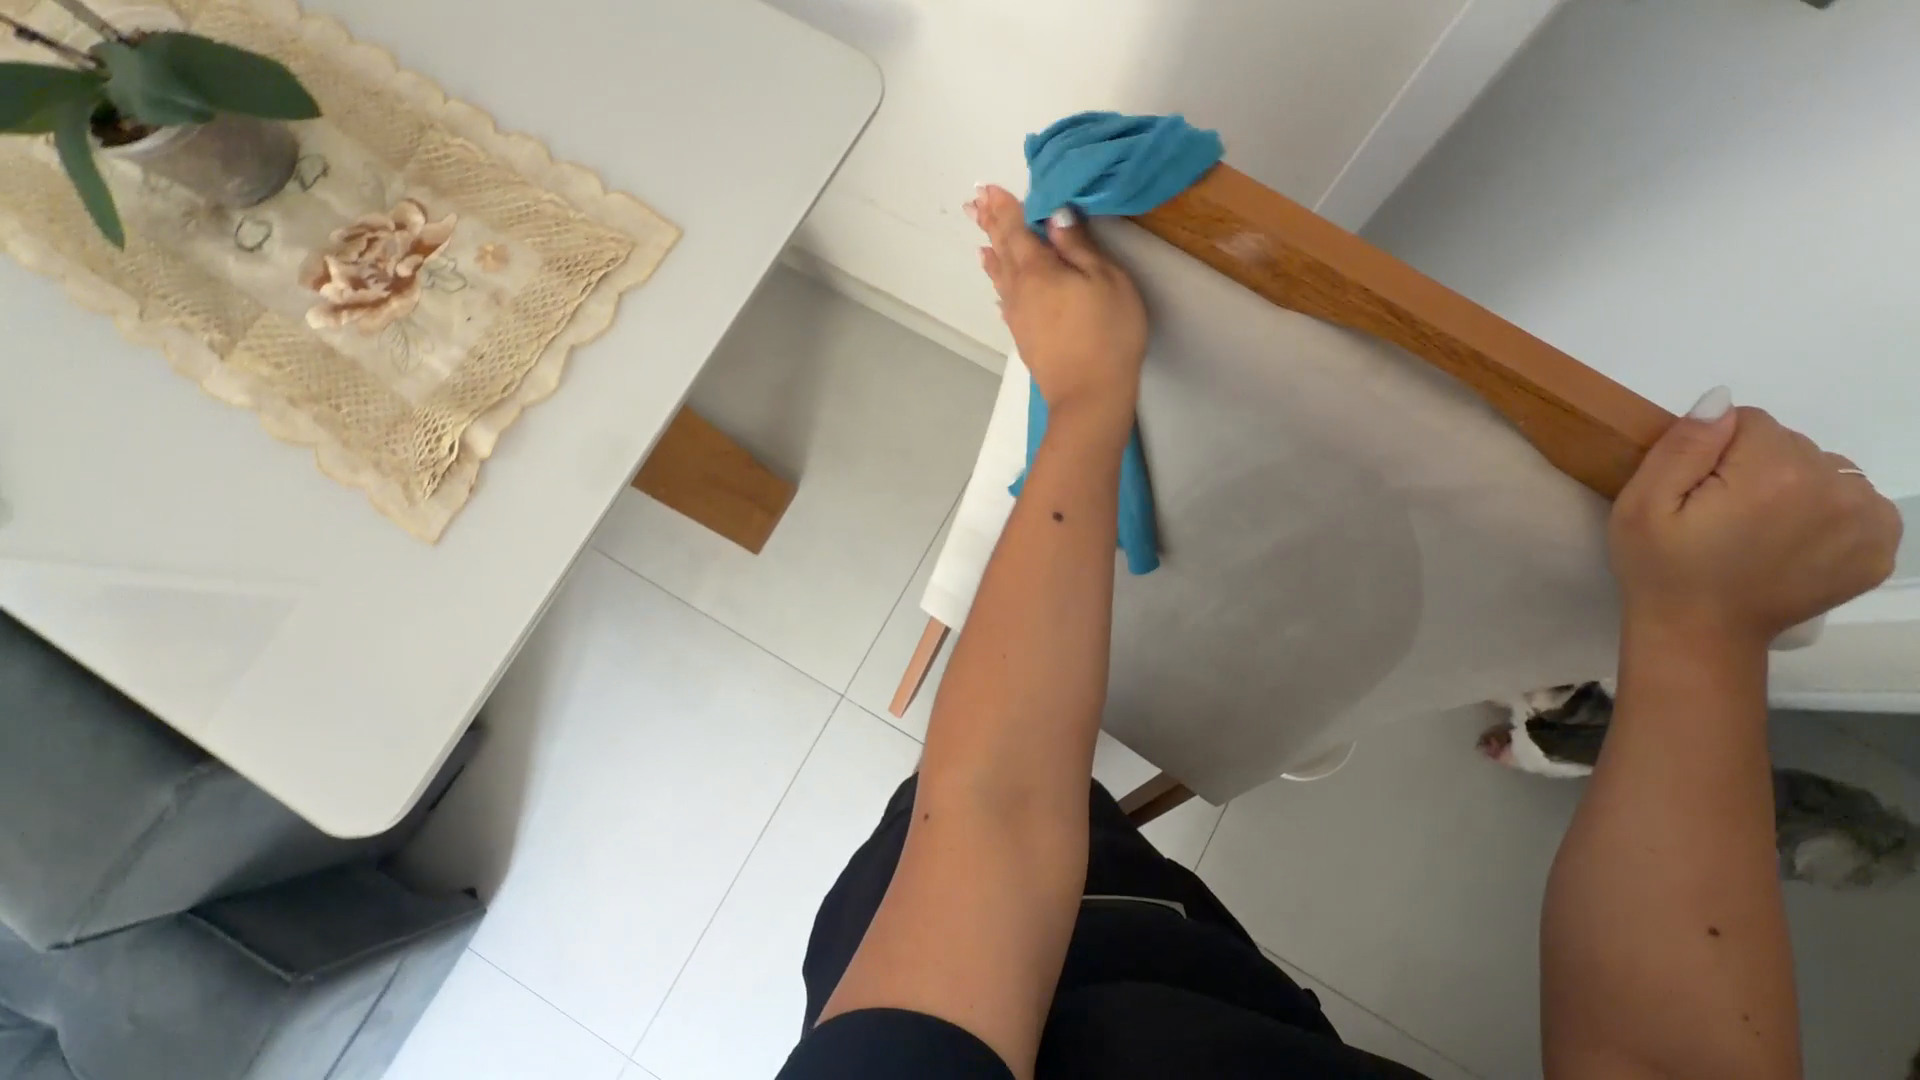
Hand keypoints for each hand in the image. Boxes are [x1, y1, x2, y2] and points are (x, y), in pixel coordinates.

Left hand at [967, 184, 1146, 427]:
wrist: (1089, 396)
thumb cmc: (1106, 333)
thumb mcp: (1105, 280)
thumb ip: (1078, 246)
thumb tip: (1054, 216)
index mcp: (1037, 269)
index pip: (1015, 228)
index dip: (1003, 206)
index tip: (987, 188)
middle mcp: (1019, 290)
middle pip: (1002, 250)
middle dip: (990, 224)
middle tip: (974, 203)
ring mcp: (1018, 317)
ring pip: (1000, 277)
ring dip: (992, 254)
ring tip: (981, 241)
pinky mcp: (1024, 338)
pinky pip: (1006, 301)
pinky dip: (1000, 285)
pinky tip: (1000, 290)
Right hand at [1610, 388, 1902, 647]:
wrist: (1700, 633)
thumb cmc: (1658, 567)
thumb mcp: (1641, 504)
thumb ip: (1683, 447)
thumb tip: (1722, 402)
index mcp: (1772, 475)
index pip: (1749, 420)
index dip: (1711, 448)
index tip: (1693, 488)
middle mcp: (1834, 489)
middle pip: (1791, 444)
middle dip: (1753, 465)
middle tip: (1717, 511)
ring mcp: (1866, 521)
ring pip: (1826, 470)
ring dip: (1792, 485)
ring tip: (1754, 527)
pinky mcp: (1879, 547)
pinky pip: (1854, 501)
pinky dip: (1824, 512)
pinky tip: (1789, 541)